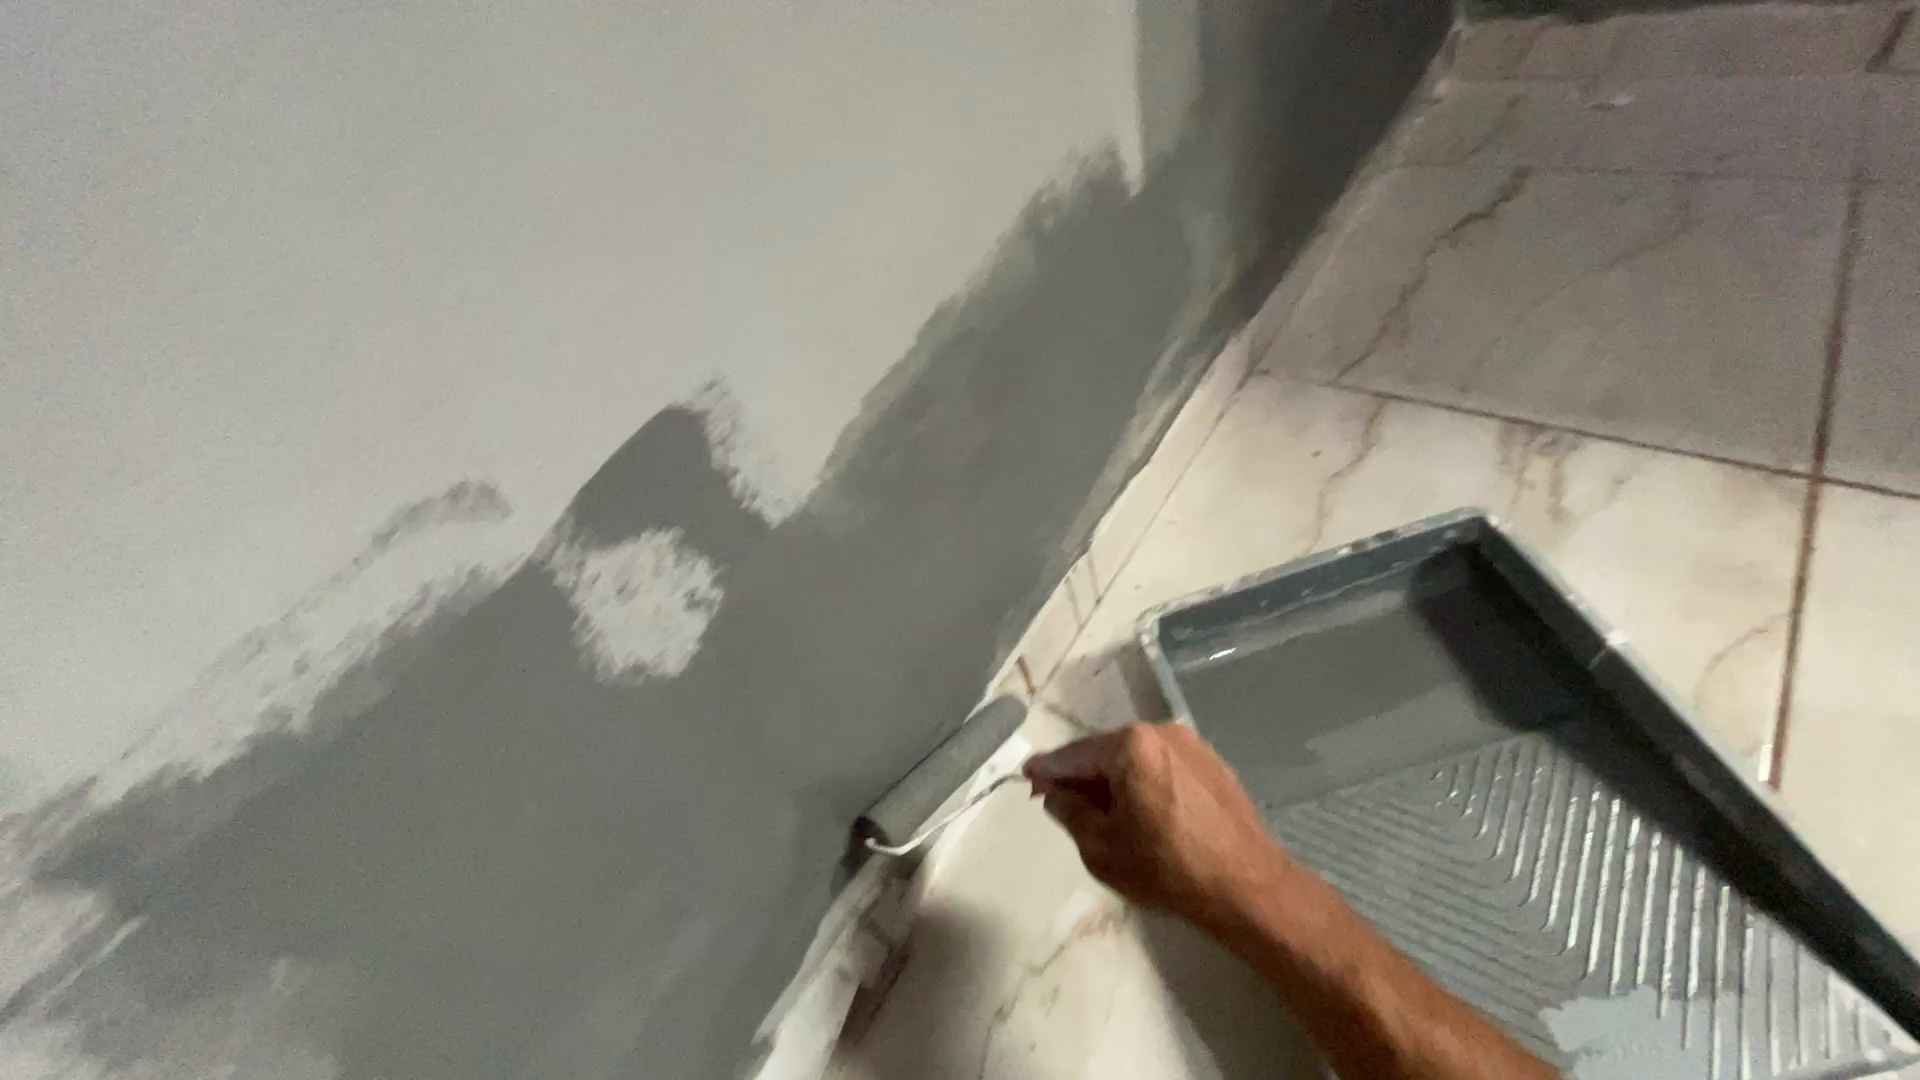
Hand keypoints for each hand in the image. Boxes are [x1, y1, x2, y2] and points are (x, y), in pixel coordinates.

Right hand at [1023, 721, 1294, 932]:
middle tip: (1061, 799)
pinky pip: (1164, 766)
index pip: (1074, 755)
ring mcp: (1191, 745)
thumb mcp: (1101, 847)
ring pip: (1136, 757)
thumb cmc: (1166, 867)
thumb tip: (1054, 794)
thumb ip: (1069, 812)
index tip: (1027, 776)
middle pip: (1106, 751)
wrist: (1248, 887)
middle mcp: (1160, 731)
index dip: (1047, 769)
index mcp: (1129, 745)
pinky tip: (1143, 810)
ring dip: (1115, 778)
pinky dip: (1145, 782)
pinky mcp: (1213, 764)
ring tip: (1103, 810)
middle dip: (1082, 774)